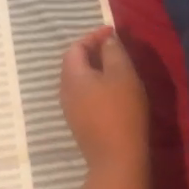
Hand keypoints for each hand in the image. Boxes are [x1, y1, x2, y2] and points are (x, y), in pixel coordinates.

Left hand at [60, 26, 150, 173]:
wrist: (117, 157)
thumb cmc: (121, 110)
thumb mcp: (123, 74)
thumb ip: (113, 51)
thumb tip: (106, 40)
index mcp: (73, 76)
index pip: (75, 48)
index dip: (93, 36)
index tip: (113, 32)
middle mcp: (65, 92)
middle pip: (73, 64)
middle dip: (92, 52)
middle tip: (115, 47)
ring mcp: (71, 110)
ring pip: (79, 81)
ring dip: (95, 69)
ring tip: (117, 67)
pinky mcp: (80, 124)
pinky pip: (84, 95)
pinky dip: (96, 85)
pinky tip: (113, 90)